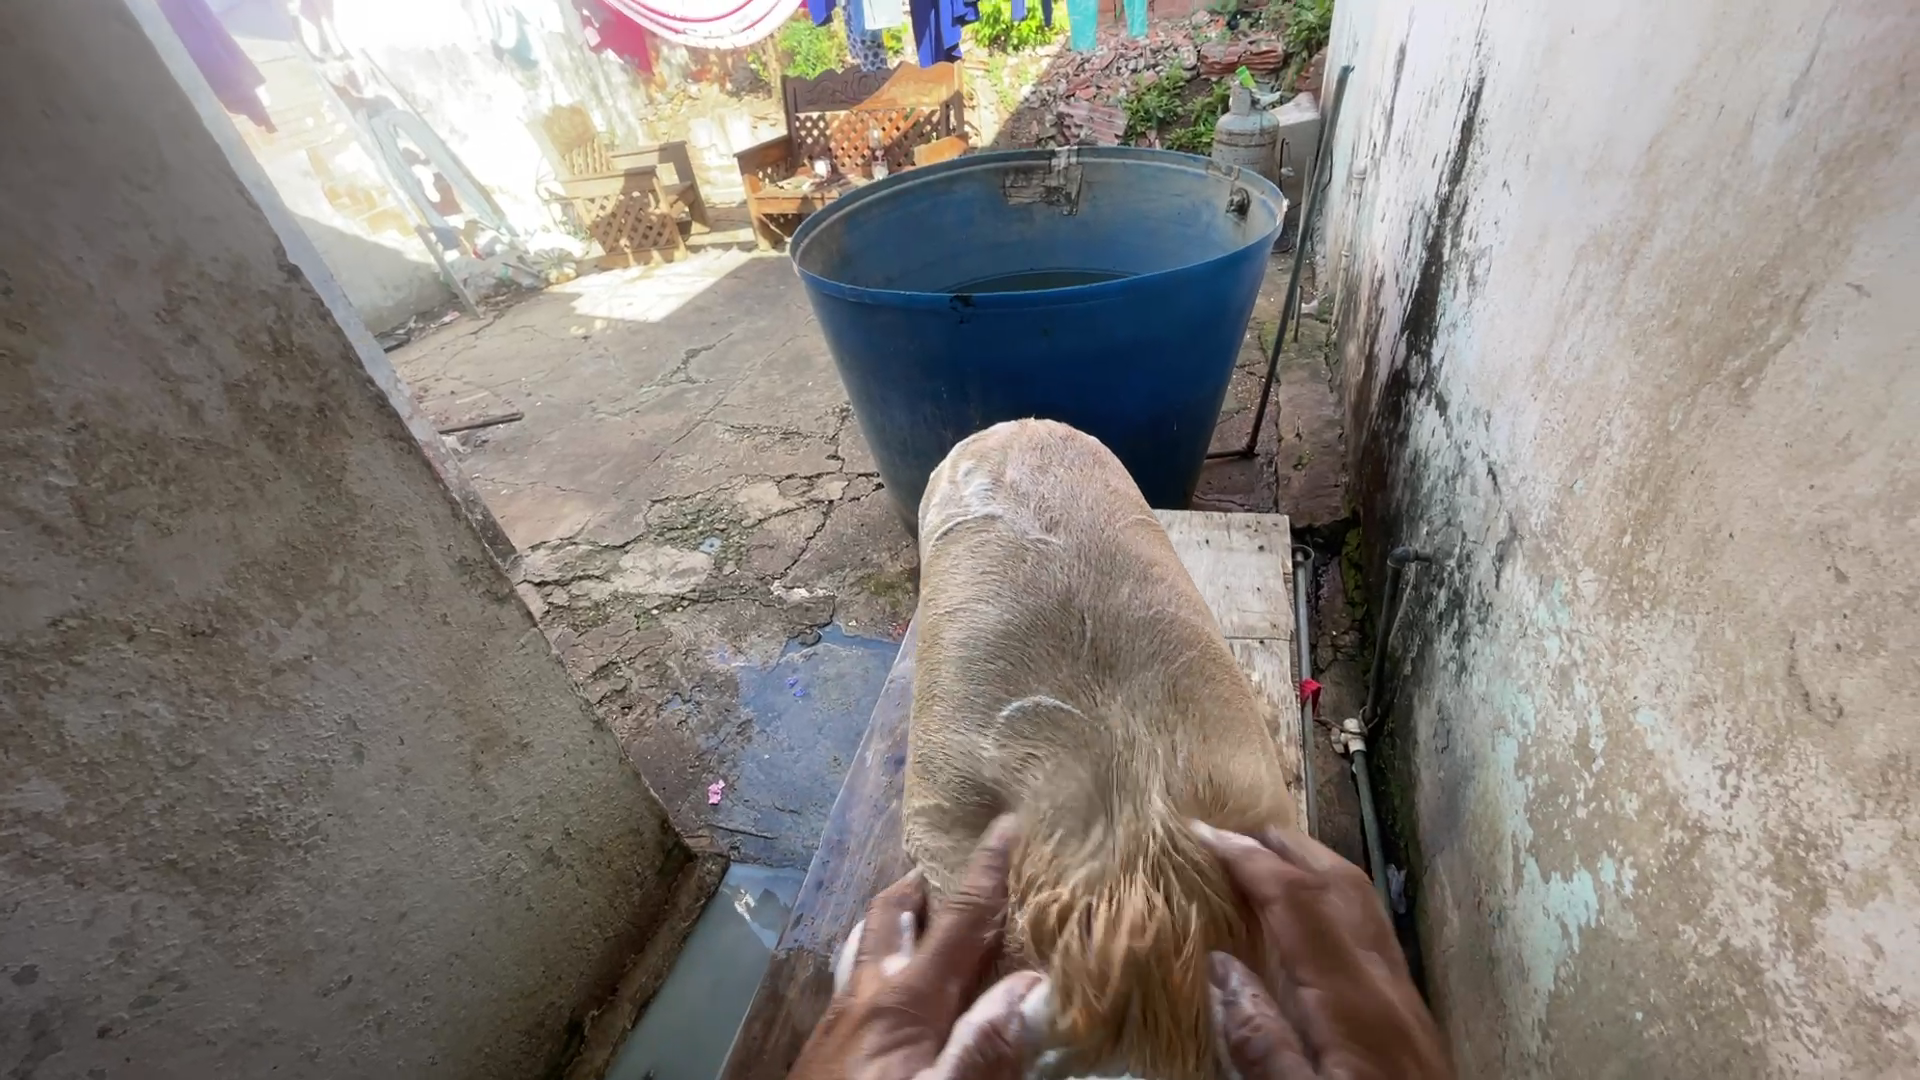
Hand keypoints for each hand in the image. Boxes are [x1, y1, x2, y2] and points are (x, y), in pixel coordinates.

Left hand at [790, 815, 1052, 1079]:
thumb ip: (986, 1047)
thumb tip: (1034, 984)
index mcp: (904, 998)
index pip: (958, 919)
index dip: (987, 869)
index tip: (1008, 822)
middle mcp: (868, 992)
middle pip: (893, 912)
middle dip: (923, 881)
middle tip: (953, 866)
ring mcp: (840, 1017)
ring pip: (865, 940)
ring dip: (893, 916)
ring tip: (919, 912)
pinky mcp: (824, 1046)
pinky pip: (853, 976)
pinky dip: (877, 955)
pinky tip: (888, 988)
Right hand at [1191, 822, 1450, 1079]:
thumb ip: (1259, 1043)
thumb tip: (1221, 964)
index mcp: (1354, 1005)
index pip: (1296, 899)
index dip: (1246, 857)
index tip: (1199, 832)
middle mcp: (1386, 986)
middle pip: (1340, 882)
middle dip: (1282, 843)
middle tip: (1228, 830)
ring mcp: (1406, 1000)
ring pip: (1361, 900)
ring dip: (1309, 862)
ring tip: (1262, 856)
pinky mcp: (1411, 1018)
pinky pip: (1367, 926)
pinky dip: (1328, 895)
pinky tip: (1303, 917)